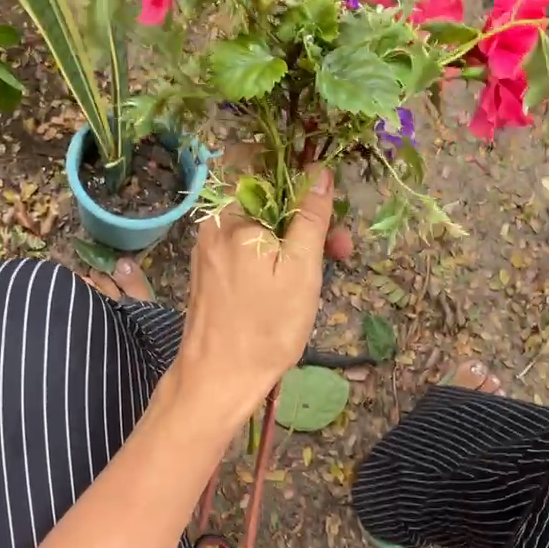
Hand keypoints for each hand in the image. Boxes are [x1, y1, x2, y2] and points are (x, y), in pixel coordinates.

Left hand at [163, 168, 334, 422]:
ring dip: (294, 239)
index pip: (263, 167)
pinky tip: (292, 280)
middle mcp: (214, 224)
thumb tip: (318, 171)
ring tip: (323, 270)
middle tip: (340, 250)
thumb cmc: (265, 326)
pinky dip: (272, 254)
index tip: (325, 204)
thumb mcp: (302, 269)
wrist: (217, 379)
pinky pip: (246, 245)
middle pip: (266, 199)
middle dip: (305, 216)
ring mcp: (209, 248)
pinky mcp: (210, 270)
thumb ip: (311, 217)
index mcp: (232, 215)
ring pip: (259, 225)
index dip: (297, 178)